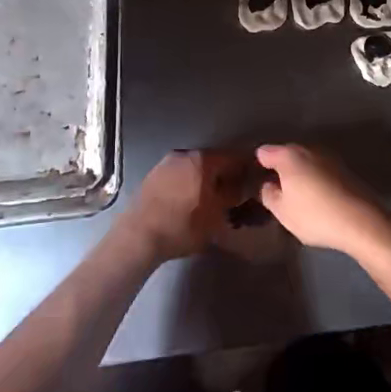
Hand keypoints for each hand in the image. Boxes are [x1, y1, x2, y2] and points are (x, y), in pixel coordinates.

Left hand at [116, 150, 234, 262]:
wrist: (138, 237)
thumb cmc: (182, 226)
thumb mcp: (215, 216)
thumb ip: (231, 197)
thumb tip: (241, 188)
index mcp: (202, 160)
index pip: (232, 157)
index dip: (245, 169)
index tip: (252, 181)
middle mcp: (183, 154)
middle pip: (212, 161)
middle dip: (224, 175)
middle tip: (232, 193)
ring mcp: (165, 163)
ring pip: (194, 168)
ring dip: (204, 180)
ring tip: (211, 200)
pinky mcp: (152, 175)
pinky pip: (178, 175)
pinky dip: (188, 183)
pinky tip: (190, 201)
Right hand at [256, 144, 390, 255]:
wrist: (362, 221)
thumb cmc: (315, 215)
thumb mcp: (282, 211)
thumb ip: (268, 194)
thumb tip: (267, 184)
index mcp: (289, 155)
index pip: (264, 153)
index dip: (256, 166)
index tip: (253, 181)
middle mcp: (308, 149)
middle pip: (286, 155)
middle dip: (278, 169)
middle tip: (273, 191)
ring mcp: (329, 157)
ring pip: (305, 162)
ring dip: (298, 175)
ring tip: (294, 197)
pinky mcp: (344, 169)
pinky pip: (320, 170)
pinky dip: (314, 180)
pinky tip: (315, 198)